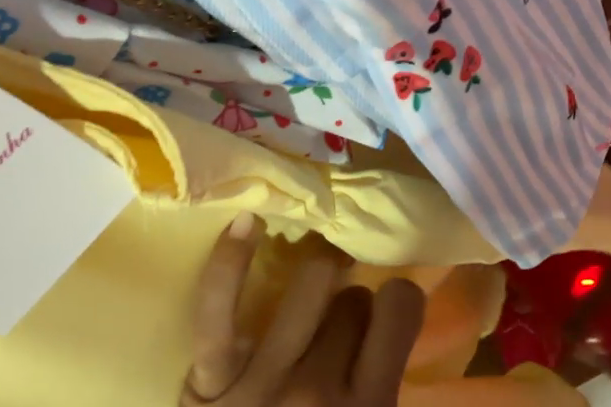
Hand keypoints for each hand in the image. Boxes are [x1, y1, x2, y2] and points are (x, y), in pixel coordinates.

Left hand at [182, 213, 427, 406]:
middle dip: (352, 305)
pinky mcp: (210, 381)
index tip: (389, 311)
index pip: (399, 305)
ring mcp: (262, 380)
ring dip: (318, 281)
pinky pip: (218, 308)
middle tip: (340, 332)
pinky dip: (231, 261)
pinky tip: (248, 223)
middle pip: (351, 298)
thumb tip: (400, 325)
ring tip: (314, 289)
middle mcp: (321, 386)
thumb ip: (387, 385)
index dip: (397, 300)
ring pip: (308, 283)